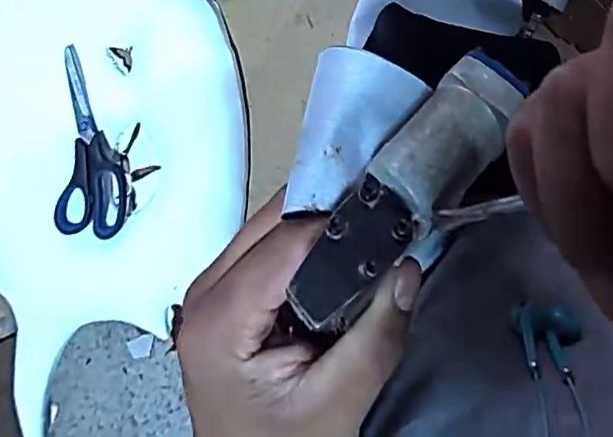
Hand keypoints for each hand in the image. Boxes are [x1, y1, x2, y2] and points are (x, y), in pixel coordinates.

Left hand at [178, 190, 421, 436]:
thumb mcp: (338, 402)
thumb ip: (376, 335)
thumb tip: (408, 266)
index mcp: (220, 319)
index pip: (289, 238)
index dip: (338, 221)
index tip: (383, 216)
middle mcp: (205, 291)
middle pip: (274, 218)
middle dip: (327, 210)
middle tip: (377, 216)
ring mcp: (208, 288)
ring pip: (269, 221)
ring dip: (315, 218)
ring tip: (360, 229)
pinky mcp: (220, 290)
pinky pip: (264, 240)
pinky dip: (301, 234)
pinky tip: (332, 246)